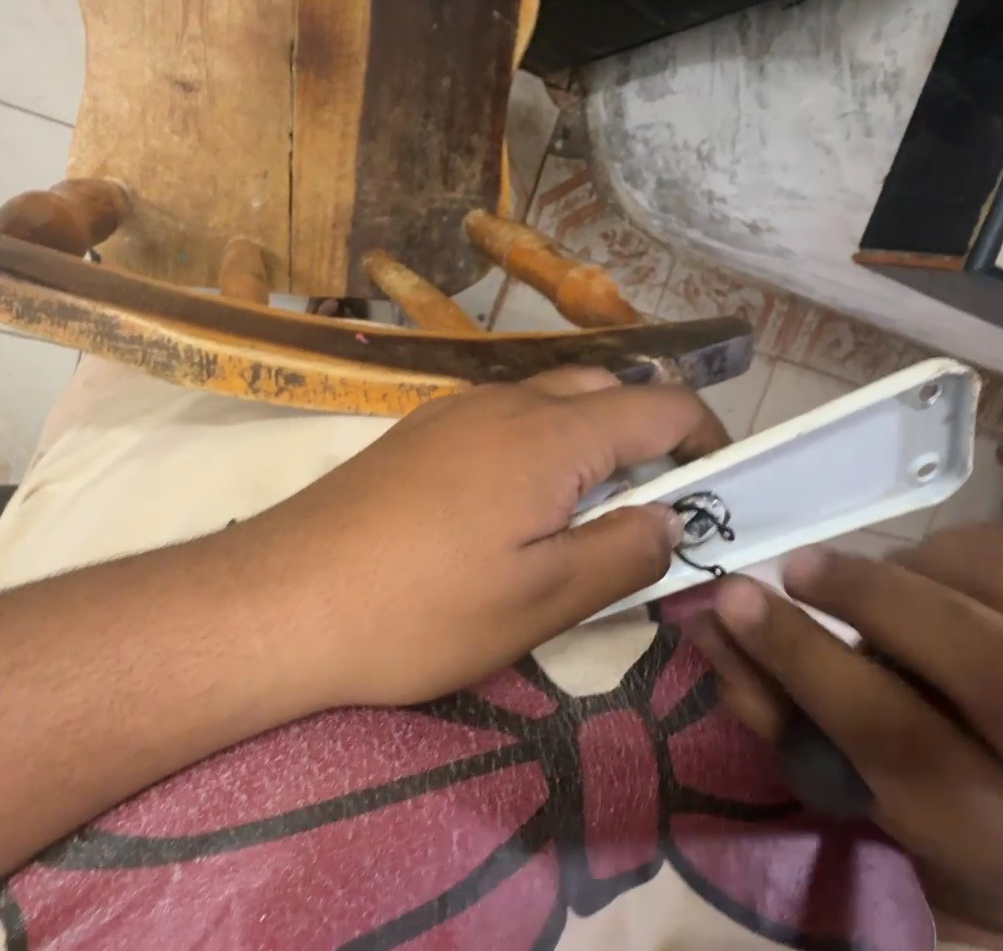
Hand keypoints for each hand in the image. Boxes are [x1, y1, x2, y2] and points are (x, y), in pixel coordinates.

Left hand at [228, 367, 727, 708]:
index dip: (708, 438)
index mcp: (551, 434)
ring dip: (590, 440)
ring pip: (551, 401)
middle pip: (607, 391)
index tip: (722, 489)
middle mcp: (506, 401)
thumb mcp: (542, 600)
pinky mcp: (418, 434)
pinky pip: (502, 419)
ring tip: (587, 513)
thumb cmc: (421, 610)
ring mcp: (454, 411)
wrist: (280, 599)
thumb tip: (674, 518)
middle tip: (653, 511)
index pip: (662, 405)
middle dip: (649, 438)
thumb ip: (623, 553)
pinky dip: (538, 446)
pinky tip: (514, 508)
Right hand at [690, 525, 1002, 948]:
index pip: (896, 733)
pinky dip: (975, 544)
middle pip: (995, 665)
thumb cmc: (916, 795)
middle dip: (879, 596)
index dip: (805, 656)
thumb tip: (708, 615)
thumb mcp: (835, 771)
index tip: (737, 597)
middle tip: (806, 568)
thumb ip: (766, 698)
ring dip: (926, 566)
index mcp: (999, 835)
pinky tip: (938, 567)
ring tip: (881, 578)